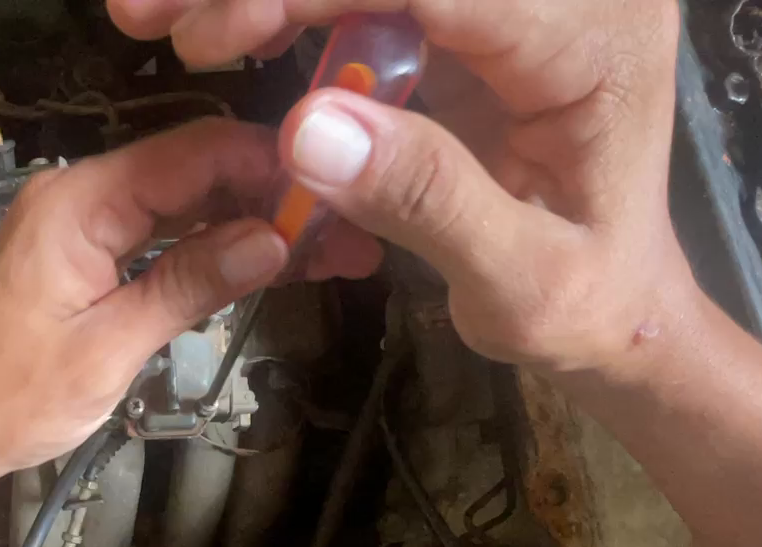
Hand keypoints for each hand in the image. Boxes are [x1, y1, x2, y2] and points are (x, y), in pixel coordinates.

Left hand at [0, 118, 379, 498]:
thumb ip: (187, 285)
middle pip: (188, 179)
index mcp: (78, 203)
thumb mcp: (109, 348)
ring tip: (315, 255)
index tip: (334, 193)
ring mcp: (74, 230)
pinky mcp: (75, 263)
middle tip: (340, 237)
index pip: (192, 156)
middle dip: (265, 203)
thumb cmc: (14, 400)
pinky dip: (198, 256)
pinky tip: (250, 267)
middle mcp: (75, 198)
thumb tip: (271, 239)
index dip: (268, 168)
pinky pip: (149, 243)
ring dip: (239, 231)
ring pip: (175, 212)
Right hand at [109, 0, 691, 375]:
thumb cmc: (577, 301)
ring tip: (156, 18)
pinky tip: (224, 31)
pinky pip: (363, 4)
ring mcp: (503, 7)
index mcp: (589, 36)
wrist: (612, 302)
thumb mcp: (515, 277)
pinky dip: (284, 12)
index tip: (212, 33)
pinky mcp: (462, 30)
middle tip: (149, 10)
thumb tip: (305, 126)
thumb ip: (427, 198)